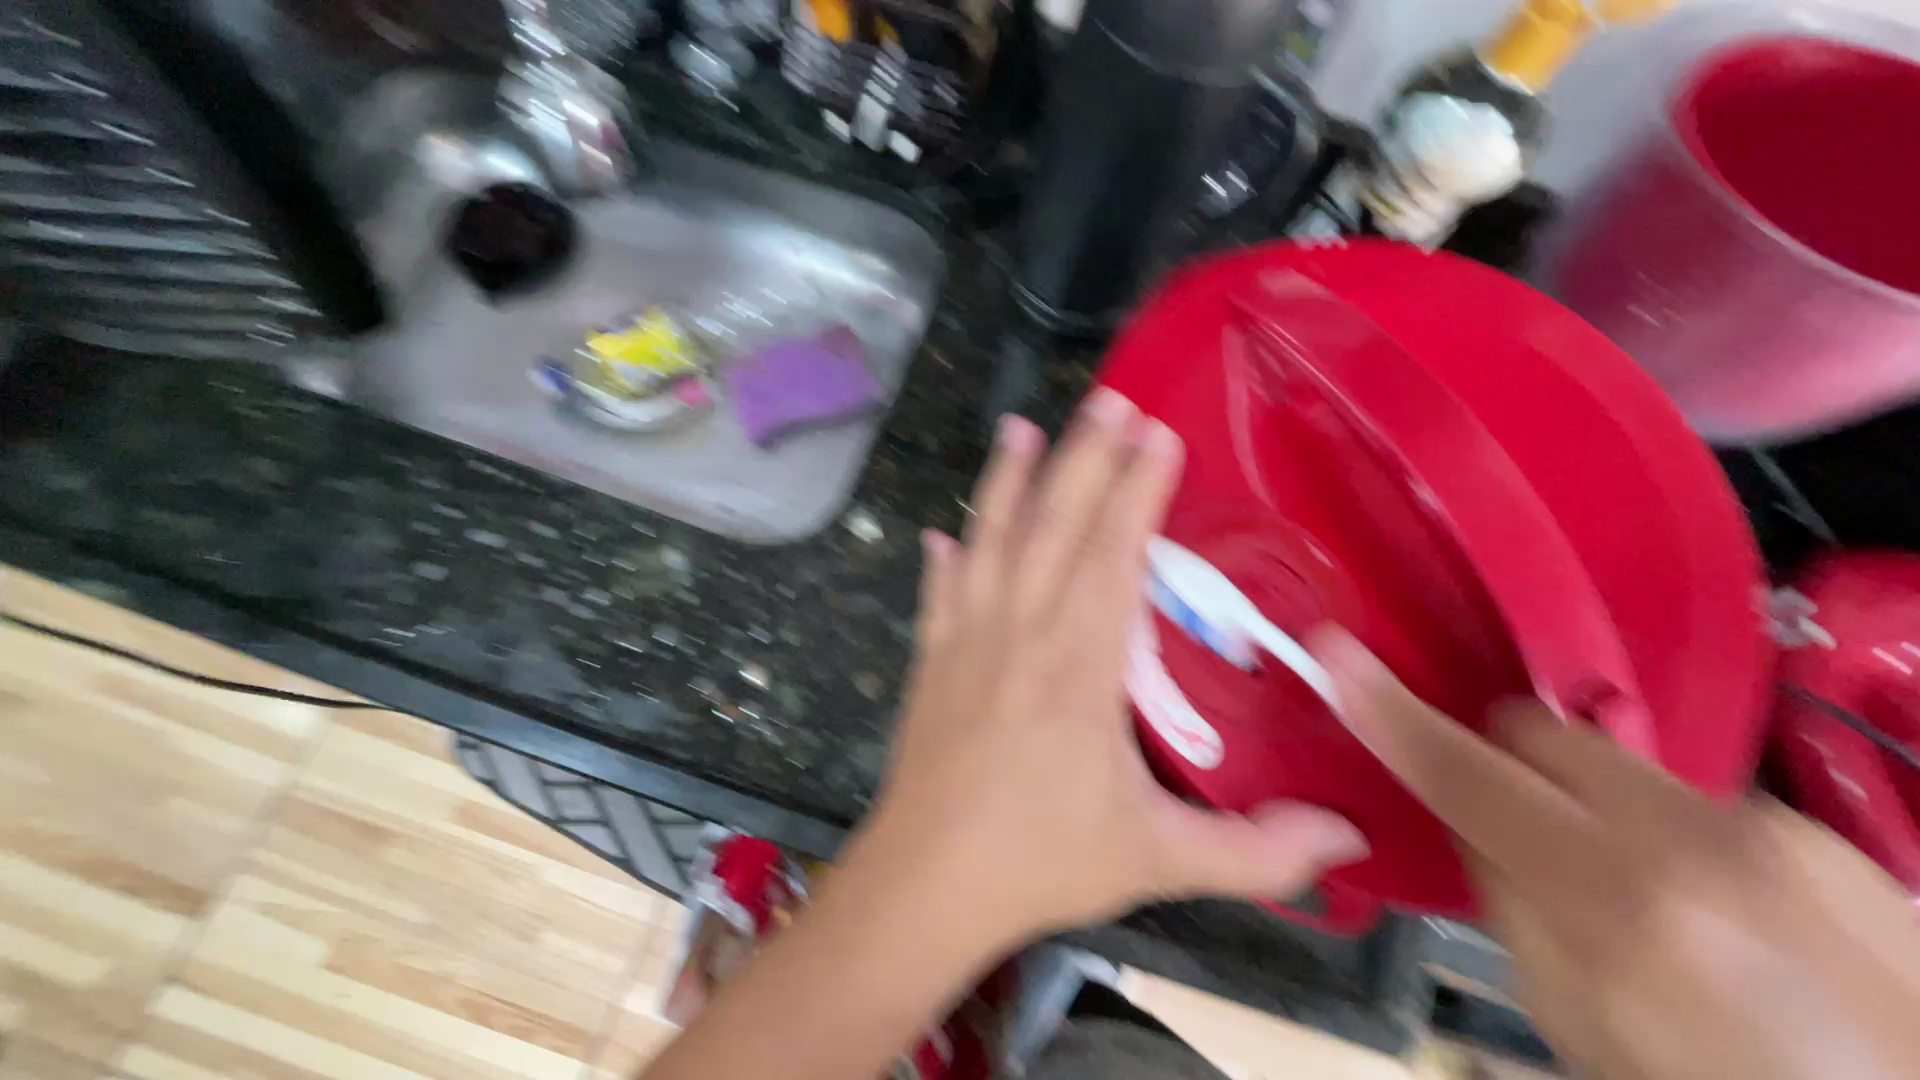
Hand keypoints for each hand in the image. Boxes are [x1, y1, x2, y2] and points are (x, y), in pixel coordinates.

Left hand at [855, 389, 1368, 950]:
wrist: (926, 885)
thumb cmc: (1041, 863)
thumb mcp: (1158, 860)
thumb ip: (1256, 851)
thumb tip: (1351, 837)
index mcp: (1078, 665)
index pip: (1112, 555)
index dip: (1136, 491)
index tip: (1156, 433)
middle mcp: (1019, 634)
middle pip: (1053, 528)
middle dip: (1083, 459)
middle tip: (1107, 399)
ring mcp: (965, 643)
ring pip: (989, 543)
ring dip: (1005, 483)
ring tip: (1020, 427)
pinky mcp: (929, 664)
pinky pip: (938, 595)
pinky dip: (944, 560)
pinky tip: (942, 534)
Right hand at [1316, 629, 1919, 1079]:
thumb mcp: (1568, 1017)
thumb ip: (1506, 900)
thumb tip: (1481, 827)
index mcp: (1615, 903)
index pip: (1465, 774)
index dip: (1389, 714)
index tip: (1333, 655)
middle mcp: (1697, 841)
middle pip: (1539, 733)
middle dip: (1501, 759)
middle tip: (1508, 821)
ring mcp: (1774, 830)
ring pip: (1616, 765)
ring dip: (1589, 802)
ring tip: (1633, 888)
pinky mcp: (1827, 836)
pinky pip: (1694, 800)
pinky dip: (1667, 832)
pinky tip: (1711, 905)